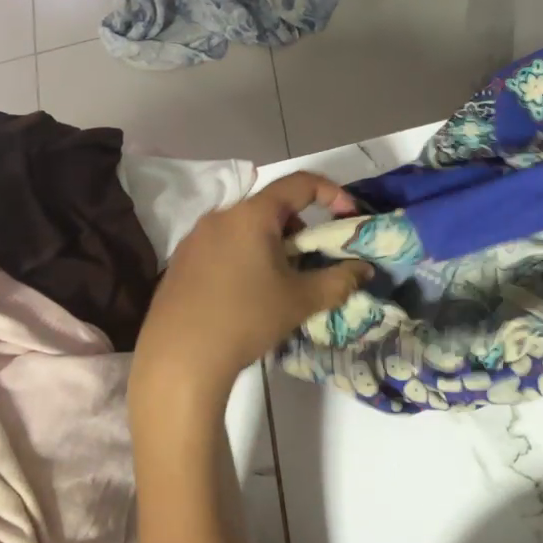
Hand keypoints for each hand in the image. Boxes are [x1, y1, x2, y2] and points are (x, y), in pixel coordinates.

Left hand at [131, 172, 372, 416]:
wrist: (179, 359)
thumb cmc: (246, 320)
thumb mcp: (302, 301)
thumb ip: (339, 280)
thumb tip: (363, 269)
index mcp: (252, 215)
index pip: (301, 183)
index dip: (333, 193)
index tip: (350, 217)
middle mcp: (221, 216)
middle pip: (272, 206)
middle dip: (302, 226)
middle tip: (315, 259)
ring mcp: (196, 238)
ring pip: (247, 227)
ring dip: (274, 243)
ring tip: (284, 281)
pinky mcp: (181, 261)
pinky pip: (225, 245)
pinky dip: (247, 256)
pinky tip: (249, 294)